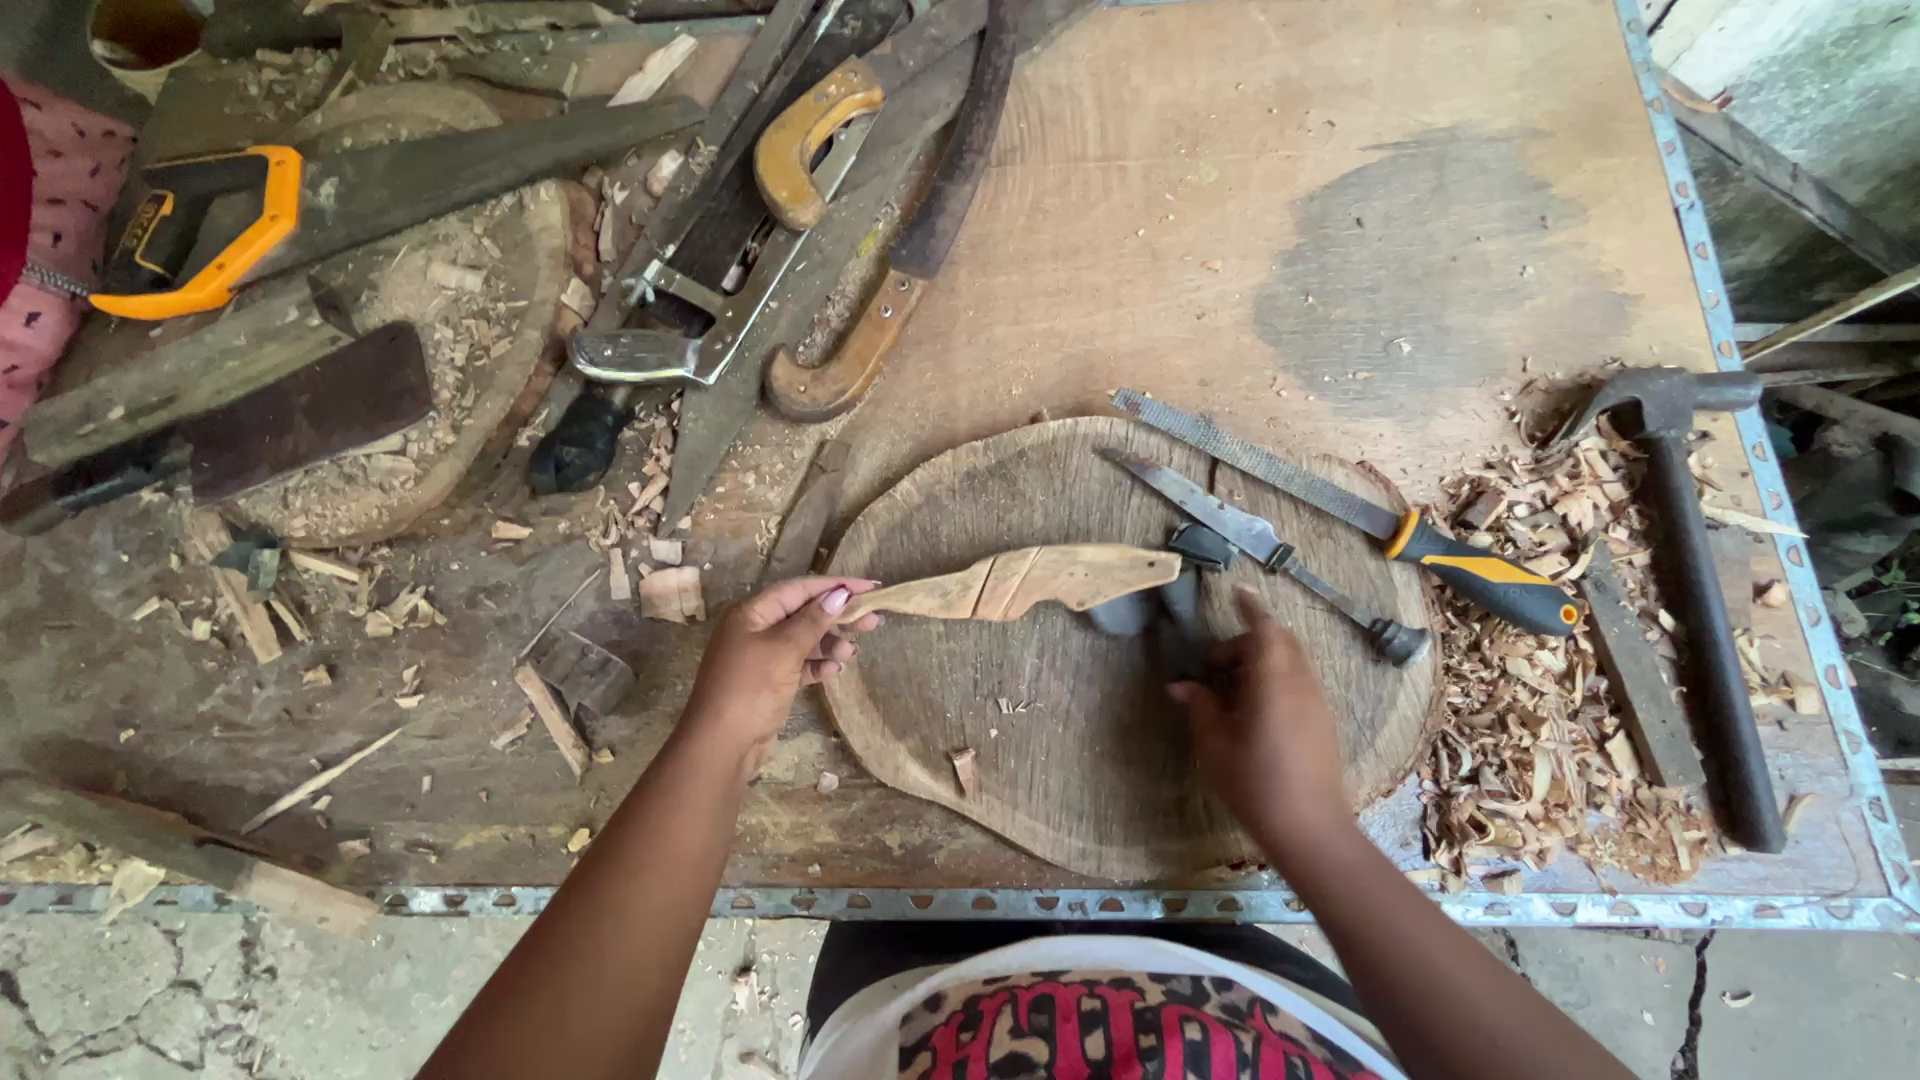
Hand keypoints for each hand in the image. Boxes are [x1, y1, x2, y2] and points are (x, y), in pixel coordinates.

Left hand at [681, 577, 881, 759]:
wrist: (722, 745)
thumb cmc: (750, 689)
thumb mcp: (784, 650)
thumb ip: (813, 621)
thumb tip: (839, 594)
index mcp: (752, 613)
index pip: (799, 589)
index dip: (835, 586)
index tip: (869, 587)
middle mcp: (756, 629)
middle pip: (804, 613)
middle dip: (838, 617)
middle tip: (873, 621)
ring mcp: (762, 657)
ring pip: (804, 641)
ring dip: (830, 644)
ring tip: (851, 653)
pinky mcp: (770, 682)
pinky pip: (800, 665)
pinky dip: (817, 666)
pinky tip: (833, 672)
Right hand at [1169, 586, 1351, 851]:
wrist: (1309, 828)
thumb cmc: (1254, 782)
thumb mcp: (1214, 743)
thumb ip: (1200, 706)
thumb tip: (1182, 686)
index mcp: (1273, 682)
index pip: (1264, 629)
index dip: (1250, 607)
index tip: (1237, 592)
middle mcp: (1300, 683)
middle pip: (1278, 641)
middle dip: (1246, 642)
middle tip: (1215, 665)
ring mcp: (1316, 702)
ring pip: (1290, 661)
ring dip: (1260, 661)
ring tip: (1229, 691)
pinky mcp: (1322, 721)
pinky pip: (1297, 682)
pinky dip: (1274, 678)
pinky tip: (1251, 710)